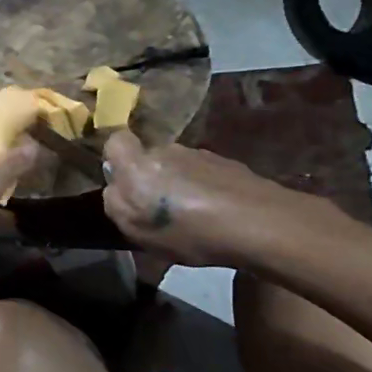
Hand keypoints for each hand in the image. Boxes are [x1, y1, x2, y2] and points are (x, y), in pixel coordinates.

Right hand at [102, 130, 335, 266]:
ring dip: (179, 186)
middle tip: (159, 211)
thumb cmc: (187, 230)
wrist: (255, 221)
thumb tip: (115, 188)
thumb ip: (116, 204)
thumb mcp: (136, 230)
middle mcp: (166, 150)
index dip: (115, 159)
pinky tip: (215, 216)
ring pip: (178, 167)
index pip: (115, 141)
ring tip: (192, 219)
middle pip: (149, 157)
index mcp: (138, 164)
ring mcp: (199, 154)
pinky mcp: (226, 164)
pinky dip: (204, 191)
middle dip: (151, 178)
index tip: (124, 185)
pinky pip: (203, 176)